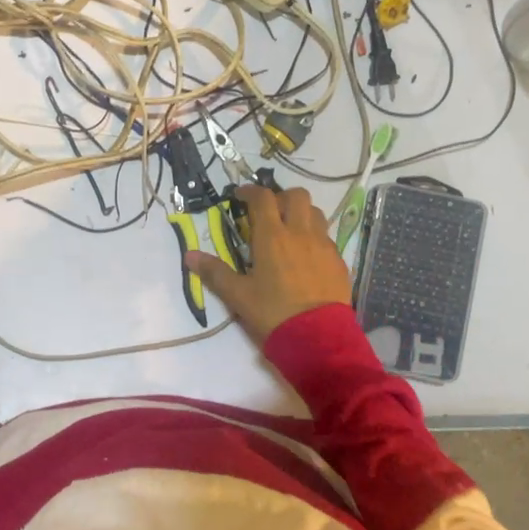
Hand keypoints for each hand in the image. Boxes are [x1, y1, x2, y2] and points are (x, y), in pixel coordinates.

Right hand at [187, 184, 350, 342]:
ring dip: (301, 213)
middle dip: (280, 197)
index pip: (263, 198)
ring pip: (315, 213)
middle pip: (296, 195)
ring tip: (289, 230)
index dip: (250, 191)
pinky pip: (327, 237)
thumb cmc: (273, 313)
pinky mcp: (338, 261)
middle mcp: (300, 233)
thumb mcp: (238, 295)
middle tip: (268, 212)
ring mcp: (323, 245)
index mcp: (272, 236)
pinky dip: (315, 236)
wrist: (318, 338)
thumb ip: (214, 272)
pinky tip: (306, 255)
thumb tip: (190, 256)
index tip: (240, 196)